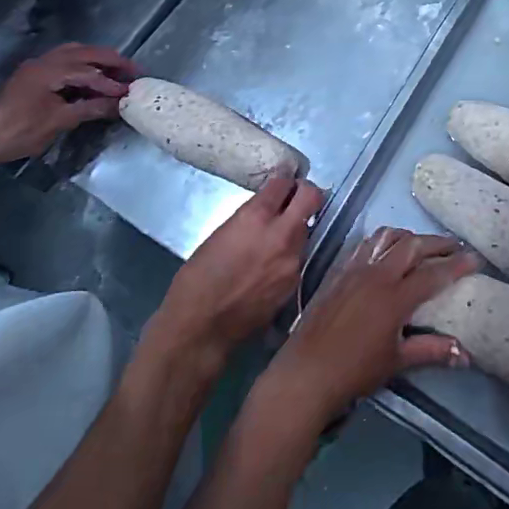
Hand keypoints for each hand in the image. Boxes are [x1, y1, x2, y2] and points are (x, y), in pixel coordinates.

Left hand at [0, 43, 139, 165]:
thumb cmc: (19, 132)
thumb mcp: (59, 122)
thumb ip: (90, 109)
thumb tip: (119, 104)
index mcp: (48, 71)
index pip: (89, 72)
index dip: (112, 82)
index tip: (132, 92)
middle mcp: (43, 62)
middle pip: (84, 53)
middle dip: (111, 61)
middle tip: (134, 72)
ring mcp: (37, 67)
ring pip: (74, 53)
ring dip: (98, 60)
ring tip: (118, 72)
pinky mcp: (34, 76)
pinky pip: (65, 62)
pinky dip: (84, 67)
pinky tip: (94, 79)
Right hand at [154, 175, 325, 359]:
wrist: (202, 327)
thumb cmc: (197, 279)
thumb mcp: (219, 235)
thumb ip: (247, 219)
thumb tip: (264, 210)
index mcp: (255, 218)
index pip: (283, 184)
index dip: (283, 181)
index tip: (282, 184)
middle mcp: (281, 234)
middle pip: (311, 199)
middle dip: (305, 192)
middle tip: (295, 195)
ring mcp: (293, 260)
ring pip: (306, 230)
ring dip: (296, 226)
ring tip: (277, 235)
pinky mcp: (295, 283)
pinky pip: (298, 257)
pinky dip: (289, 253)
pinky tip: (272, 263)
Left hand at [262, 227, 478, 424]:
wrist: (307, 370)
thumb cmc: (354, 370)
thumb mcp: (396, 361)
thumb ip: (431, 350)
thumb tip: (465, 353)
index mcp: (395, 297)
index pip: (433, 274)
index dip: (457, 265)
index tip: (475, 258)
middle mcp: (376, 276)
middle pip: (411, 246)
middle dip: (436, 243)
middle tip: (453, 246)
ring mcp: (354, 270)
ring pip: (386, 238)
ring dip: (408, 236)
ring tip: (422, 244)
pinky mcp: (338, 272)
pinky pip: (364, 245)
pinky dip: (382, 241)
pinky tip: (386, 251)